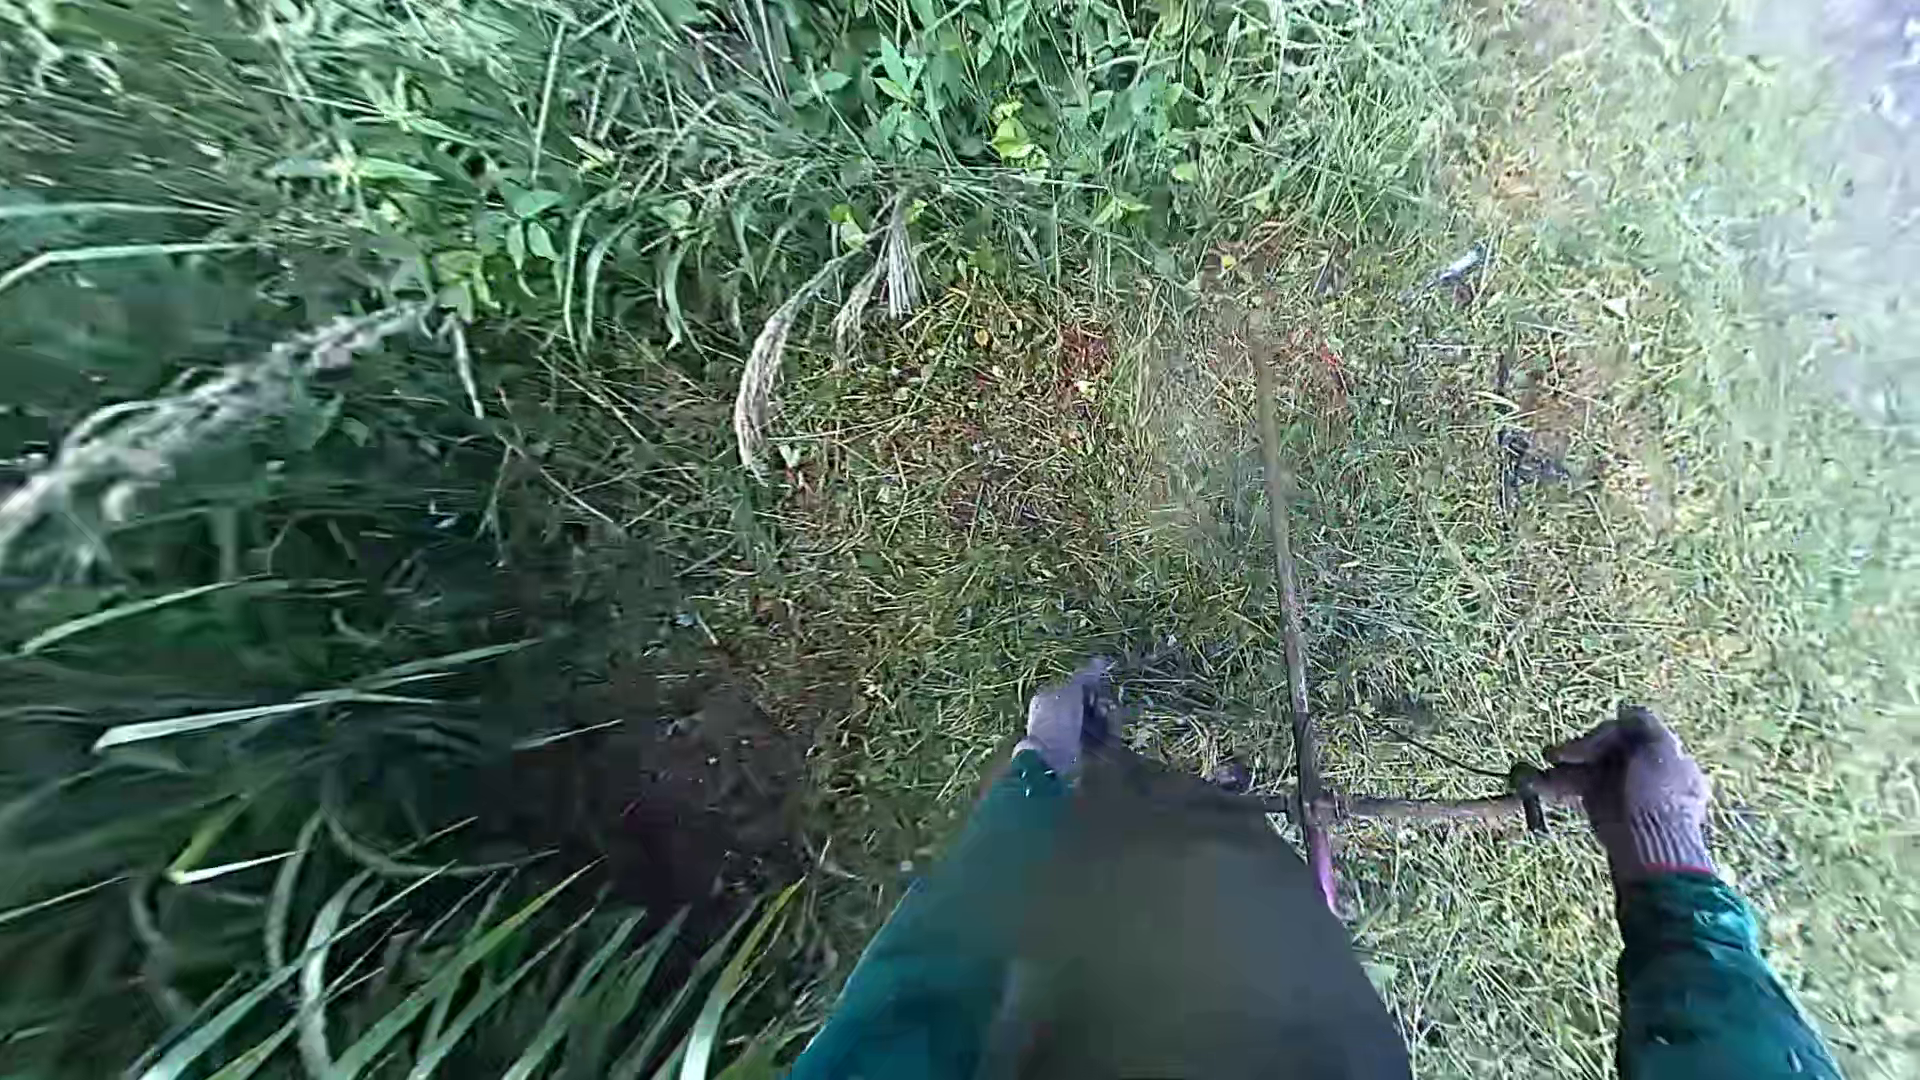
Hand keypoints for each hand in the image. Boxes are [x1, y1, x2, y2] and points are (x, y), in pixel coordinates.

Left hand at [1017, 659, 1112, 777]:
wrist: (1049, 761)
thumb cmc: (1057, 723)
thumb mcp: (1071, 695)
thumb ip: (1085, 678)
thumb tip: (1100, 660)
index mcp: (1049, 697)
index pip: (1077, 688)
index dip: (1093, 691)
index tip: (1104, 696)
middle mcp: (1055, 714)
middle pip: (1086, 707)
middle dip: (1100, 710)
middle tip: (1108, 714)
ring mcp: (1064, 733)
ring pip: (1091, 725)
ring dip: (1105, 727)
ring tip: (1111, 733)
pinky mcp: (1073, 751)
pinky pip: (1092, 742)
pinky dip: (1103, 742)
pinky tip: (1110, 744)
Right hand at [1547, 705, 1712, 881]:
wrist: (1645, 840)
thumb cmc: (1657, 796)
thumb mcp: (1661, 754)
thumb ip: (1647, 727)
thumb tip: (1630, 709)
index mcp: (1665, 758)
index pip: (1626, 732)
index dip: (1605, 734)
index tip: (1591, 744)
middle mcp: (1643, 769)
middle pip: (1602, 746)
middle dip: (1578, 749)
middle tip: (1558, 756)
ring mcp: (1620, 785)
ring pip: (1583, 763)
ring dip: (1563, 765)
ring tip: (1548, 770)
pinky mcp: (1598, 800)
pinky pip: (1573, 782)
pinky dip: (1557, 781)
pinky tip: (1543, 784)